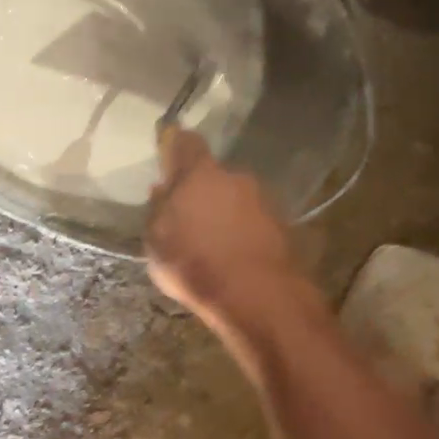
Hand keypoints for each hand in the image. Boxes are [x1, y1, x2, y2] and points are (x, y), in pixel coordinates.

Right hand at [145, 127, 309, 340]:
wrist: (257, 296)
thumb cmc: (194, 262)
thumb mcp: (156, 240)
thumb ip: (157, 210)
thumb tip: (162, 190)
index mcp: (200, 174)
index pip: (186, 142)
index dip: (175, 144)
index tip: (168, 150)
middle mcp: (235, 178)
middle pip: (213, 175)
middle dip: (200, 189)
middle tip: (186, 214)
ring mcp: (264, 201)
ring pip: (235, 199)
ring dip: (223, 212)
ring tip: (210, 242)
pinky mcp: (282, 227)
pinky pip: (253, 222)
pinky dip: (242, 232)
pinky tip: (232, 256)